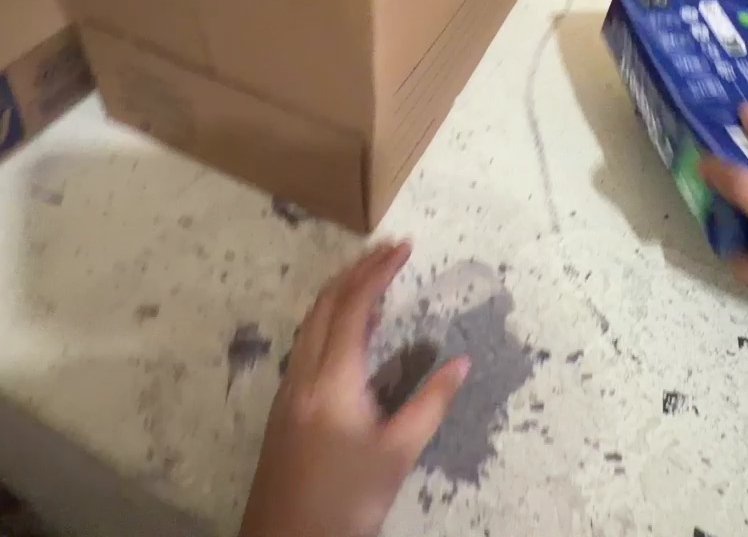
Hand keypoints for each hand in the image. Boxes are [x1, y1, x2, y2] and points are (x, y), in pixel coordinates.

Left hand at [239, 242, 468, 536]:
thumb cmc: (346, 500)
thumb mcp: (397, 455)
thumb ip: (431, 404)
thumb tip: (462, 362)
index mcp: (334, 378)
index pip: (356, 305)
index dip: (380, 270)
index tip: (405, 246)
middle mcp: (305, 371)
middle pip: (327, 302)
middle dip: (359, 268)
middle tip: (390, 248)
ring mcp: (290, 387)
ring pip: (311, 319)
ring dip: (341, 288)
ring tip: (372, 274)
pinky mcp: (285, 404)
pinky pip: (307, 339)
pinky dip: (329, 315)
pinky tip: (349, 328)